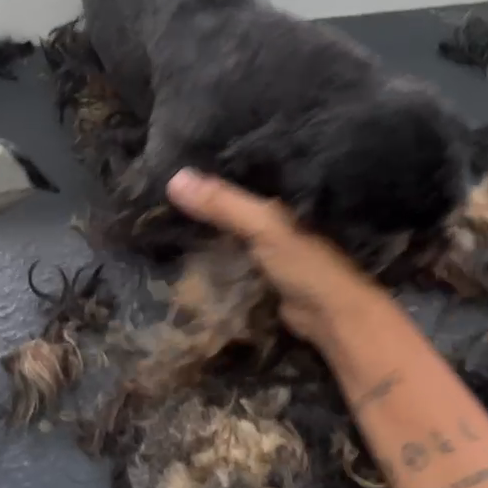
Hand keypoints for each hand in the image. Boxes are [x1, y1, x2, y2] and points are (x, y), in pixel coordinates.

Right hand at [165, 168, 391, 348]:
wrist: (333, 321)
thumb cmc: (304, 265)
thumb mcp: (262, 226)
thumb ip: (222, 204)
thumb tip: (173, 178)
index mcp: (274, 206)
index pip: (233, 181)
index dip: (203, 175)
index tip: (165, 167)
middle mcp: (269, 226)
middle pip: (226, 211)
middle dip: (197, 205)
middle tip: (154, 197)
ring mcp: (265, 256)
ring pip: (225, 238)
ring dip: (201, 235)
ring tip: (157, 225)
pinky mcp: (259, 284)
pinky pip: (227, 266)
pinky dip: (209, 262)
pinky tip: (181, 259)